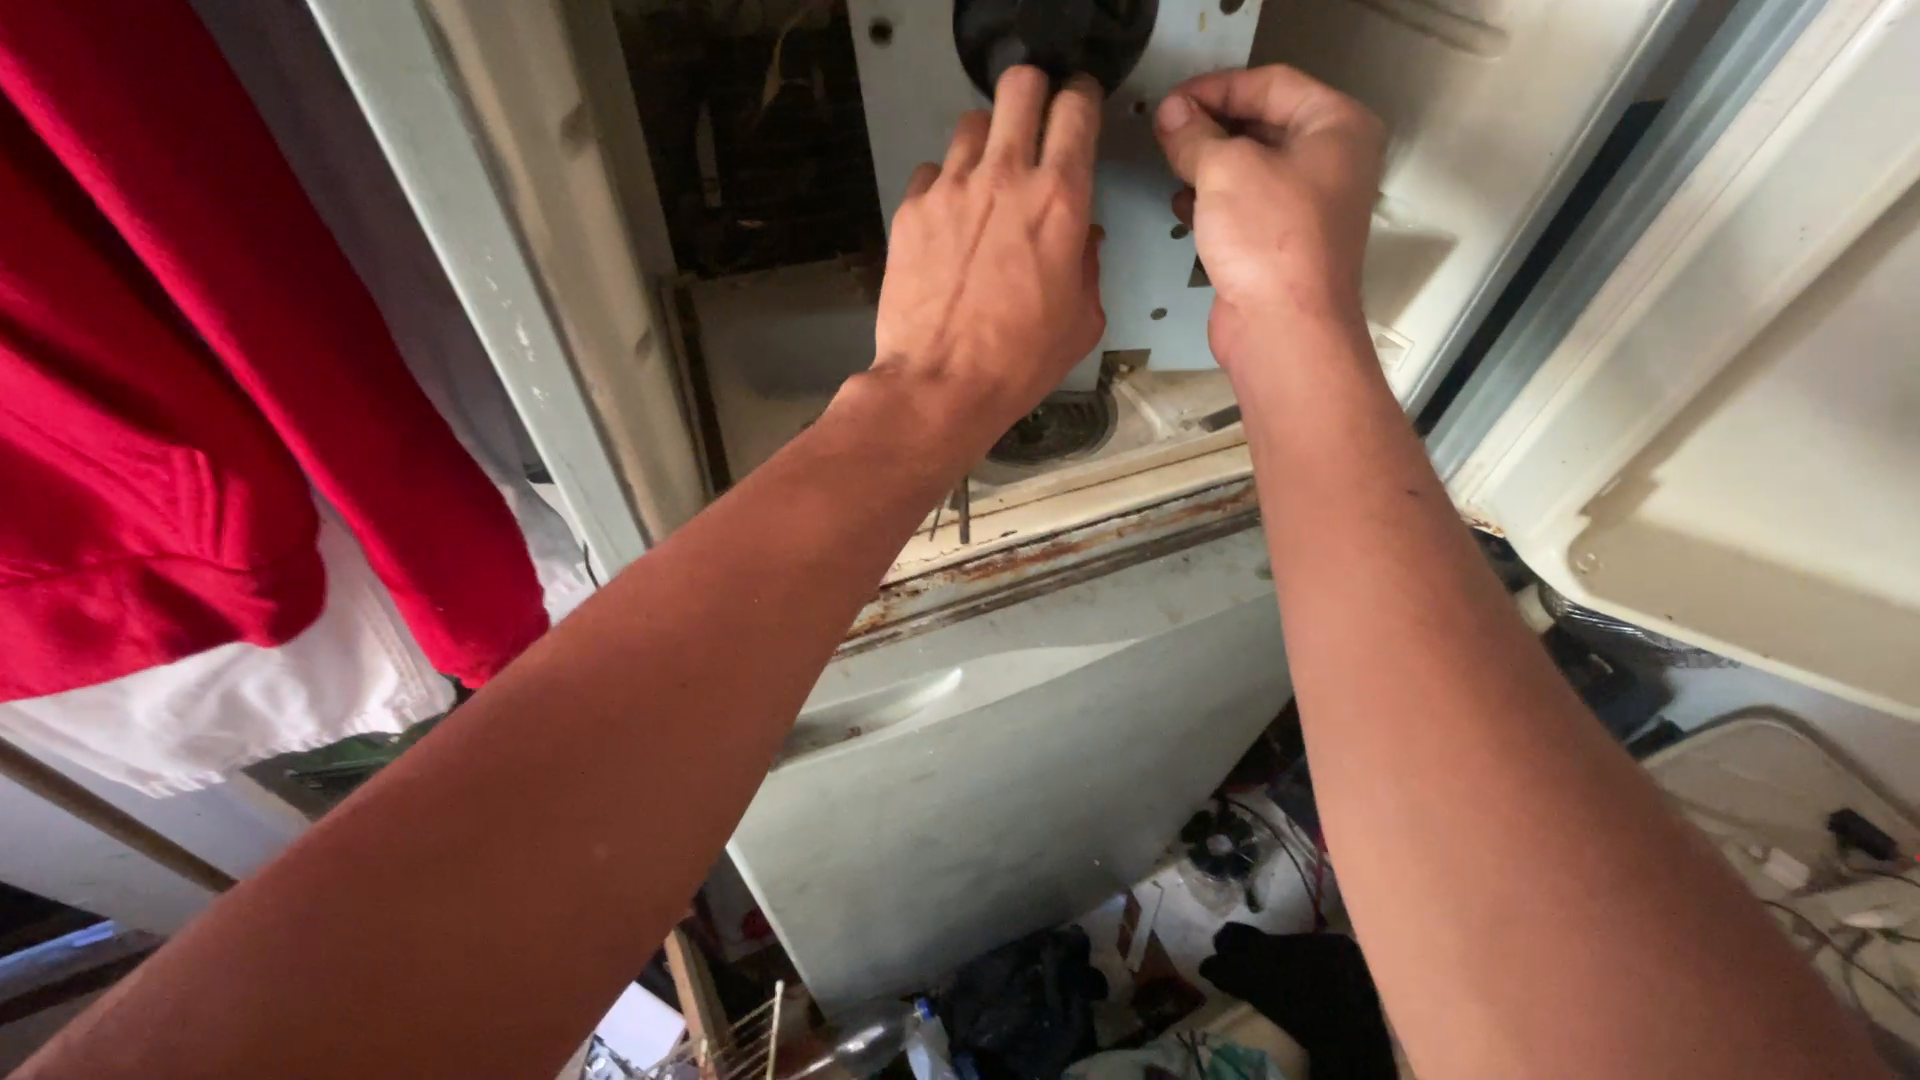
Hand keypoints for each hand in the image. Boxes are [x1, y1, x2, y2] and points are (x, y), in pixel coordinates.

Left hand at [869, 65, 1104, 451]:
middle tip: (1033, 123)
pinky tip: (949, 221)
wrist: (940, 385)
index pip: (1077, 108)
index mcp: (1060, 200)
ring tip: (986, 182)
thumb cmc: (1018, 362)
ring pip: (972, 124)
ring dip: (986, 142)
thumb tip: (1081, 241)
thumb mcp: (1081, 321)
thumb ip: (1087, 266)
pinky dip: (945, 186)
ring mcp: (951, 189)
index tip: (1079, 109)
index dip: (1081, 98)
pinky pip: (932, 172)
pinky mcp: (911, 210)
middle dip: (1033, 93)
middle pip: (1020, 85)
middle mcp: (1005, 177)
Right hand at [1154, 66, 1385, 371]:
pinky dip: (1212, 202)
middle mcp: (1330, 162)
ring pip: (1249, 168)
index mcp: (1337, 126)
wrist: (1284, 328)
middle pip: (1262, 125)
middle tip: (1164, 131)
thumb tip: (1170, 114)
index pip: (1271, 84)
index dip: (1216, 86)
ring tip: (1168, 163)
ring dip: (1207, 165)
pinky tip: (1181, 205)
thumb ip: (1194, 135)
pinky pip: (1244, 207)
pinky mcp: (1281, 244)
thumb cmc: (1268, 237)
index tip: (1170, 100)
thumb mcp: (1225, 170)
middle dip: (1210, 127)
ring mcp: (1306, 207)